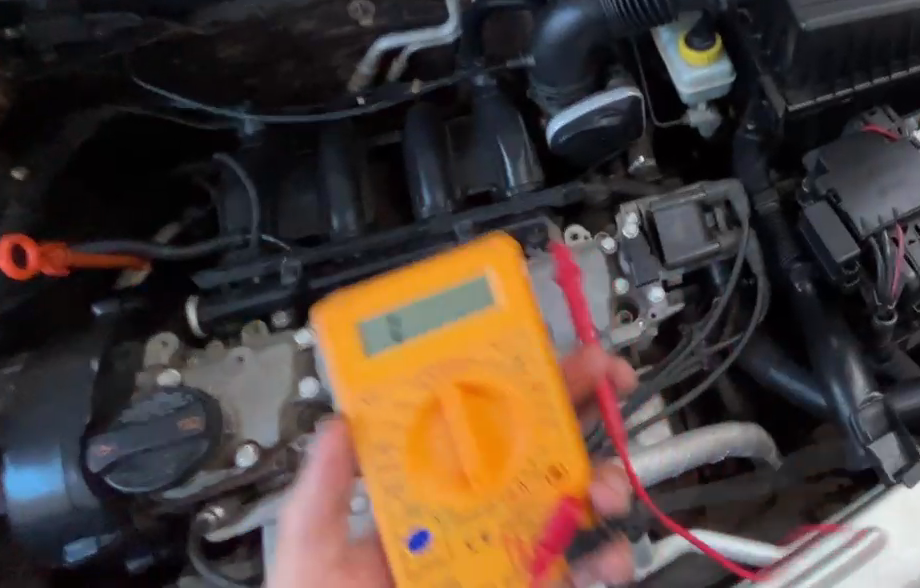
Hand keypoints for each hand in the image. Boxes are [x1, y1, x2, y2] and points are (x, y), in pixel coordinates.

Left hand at [267, 346, 640, 587]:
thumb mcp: (309, 565)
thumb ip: (322, 498)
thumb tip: (339, 422)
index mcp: (432, 494)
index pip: (483, 422)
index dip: (523, 382)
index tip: (554, 354)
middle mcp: (478, 516)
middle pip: (541, 447)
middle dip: (584, 409)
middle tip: (610, 383)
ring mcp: (510, 557)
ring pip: (572, 501)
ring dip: (603, 481)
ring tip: (604, 489)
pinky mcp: (537, 587)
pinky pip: (583, 568)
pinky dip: (610, 559)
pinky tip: (609, 557)